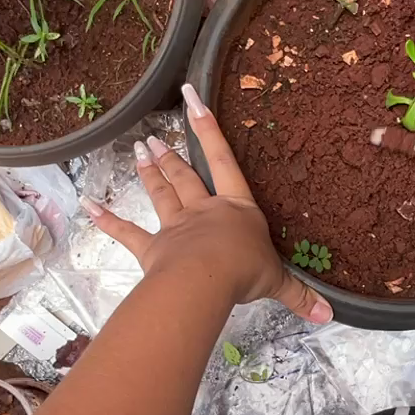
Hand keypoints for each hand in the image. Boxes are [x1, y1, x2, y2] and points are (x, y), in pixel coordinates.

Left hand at [84, 83, 333, 323]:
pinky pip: (127, 233)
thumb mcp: (278, 282)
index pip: (224, 162)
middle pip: (186, 177)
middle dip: (172, 155)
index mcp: (237, 210)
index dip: (209, 130)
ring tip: (138, 151)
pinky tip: (87, 204)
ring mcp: (176, 228)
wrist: (207, 281)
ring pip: (162, 195)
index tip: (192, 100)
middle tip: (154, 136)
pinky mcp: (153, 249)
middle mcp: (204, 211)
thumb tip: (327, 314)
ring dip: (150, 174)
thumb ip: (299, 295)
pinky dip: (106, 219)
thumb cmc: (245, 272)